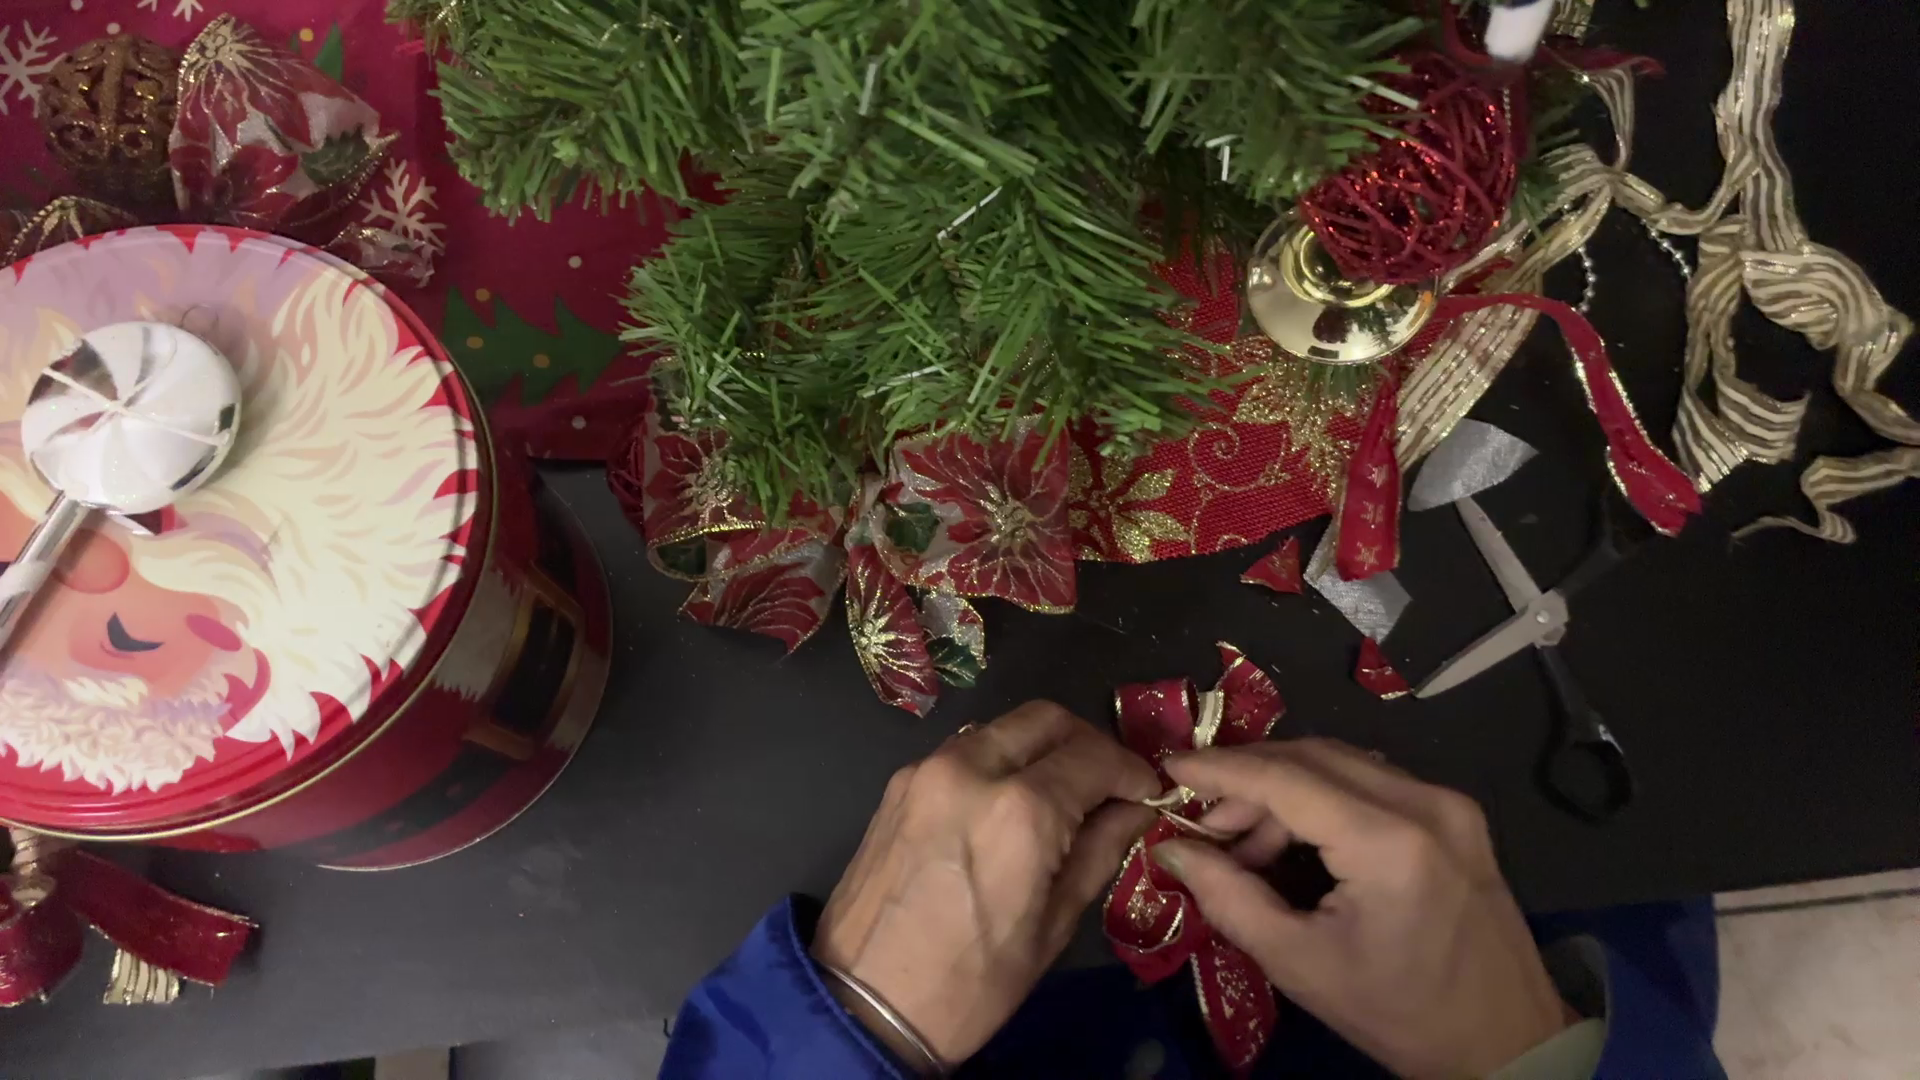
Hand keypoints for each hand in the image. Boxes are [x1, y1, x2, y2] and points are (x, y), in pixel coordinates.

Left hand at [813, 701, 1158, 1068]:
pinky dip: (998, 759)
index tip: (1145, 790)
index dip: (1130, 769)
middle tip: (1106, 781)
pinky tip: (1006, 801)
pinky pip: (965, 748)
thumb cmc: (972, 980)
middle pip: (1047, 718)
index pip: (1093, 756)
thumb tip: (1135, 808)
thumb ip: (1101, 849)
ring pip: (1003, 726)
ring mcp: (929, 767)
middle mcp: (971, 768)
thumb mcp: (1054, 924)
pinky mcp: (901, 779)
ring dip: (1041, 745)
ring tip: (1059, 790)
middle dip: (1087, 742)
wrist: (865, 1002)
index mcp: (1019, 810)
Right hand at [1152, 738, 1569, 1079]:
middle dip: (1244, 779)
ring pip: (1333, 761)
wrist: (1514, 1048)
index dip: (1219, 769)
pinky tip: (1292, 836)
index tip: (1169, 766)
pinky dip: (1314, 794)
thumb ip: (1226, 897)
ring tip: (1245, 841)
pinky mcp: (1451, 810)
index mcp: (1389, 844)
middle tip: (1204, 820)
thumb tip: (1170, 849)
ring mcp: (1445, 801)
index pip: (1283, 778)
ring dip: (1277, 787)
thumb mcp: (1299, 964)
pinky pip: (1362, 777)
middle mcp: (1423, 803)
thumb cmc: (1400, 1014)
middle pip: (1306, 757)